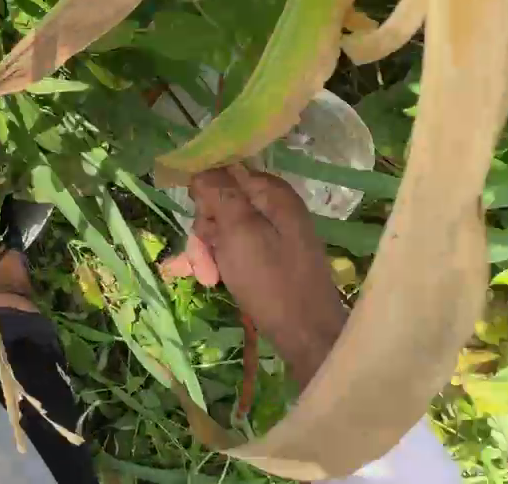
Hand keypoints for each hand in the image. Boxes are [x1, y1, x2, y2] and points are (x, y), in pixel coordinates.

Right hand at [160, 166, 347, 385]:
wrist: (306, 338)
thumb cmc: (271, 280)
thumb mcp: (238, 230)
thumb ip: (218, 192)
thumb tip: (200, 168)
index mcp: (272, 193)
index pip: (222, 172)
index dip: (204, 193)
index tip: (201, 220)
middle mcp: (273, 206)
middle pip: (219, 200)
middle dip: (205, 228)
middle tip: (203, 256)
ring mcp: (271, 231)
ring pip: (221, 225)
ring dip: (208, 248)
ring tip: (208, 274)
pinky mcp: (268, 253)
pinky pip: (232, 244)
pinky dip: (220, 258)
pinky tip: (214, 276)